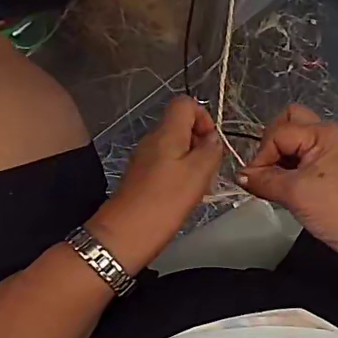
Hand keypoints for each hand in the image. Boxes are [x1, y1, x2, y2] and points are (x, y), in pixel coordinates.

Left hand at [89, 95, 224, 270]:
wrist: (125, 233)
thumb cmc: (164, 201)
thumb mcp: (198, 173)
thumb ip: (210, 150)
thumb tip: (213, 138)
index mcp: (166, 132)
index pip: (185, 103)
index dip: (203, 117)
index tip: (211, 143)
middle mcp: (152, 139)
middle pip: (180, 125)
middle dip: (199, 142)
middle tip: (208, 168)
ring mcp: (144, 157)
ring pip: (174, 146)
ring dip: (191, 161)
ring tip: (197, 185)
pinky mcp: (140, 175)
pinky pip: (165, 163)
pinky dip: (178, 173)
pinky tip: (182, 195)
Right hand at [237, 104, 337, 260]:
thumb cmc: (336, 209)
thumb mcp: (294, 192)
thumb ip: (263, 180)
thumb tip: (239, 176)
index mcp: (322, 133)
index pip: (278, 134)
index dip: (261, 156)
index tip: (254, 181)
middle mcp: (326, 135)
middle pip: (287, 122)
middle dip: (270, 144)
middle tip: (265, 170)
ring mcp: (329, 152)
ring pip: (293, 140)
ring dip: (278, 157)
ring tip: (272, 182)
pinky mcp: (328, 169)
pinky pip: (300, 157)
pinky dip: (287, 168)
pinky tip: (283, 187)